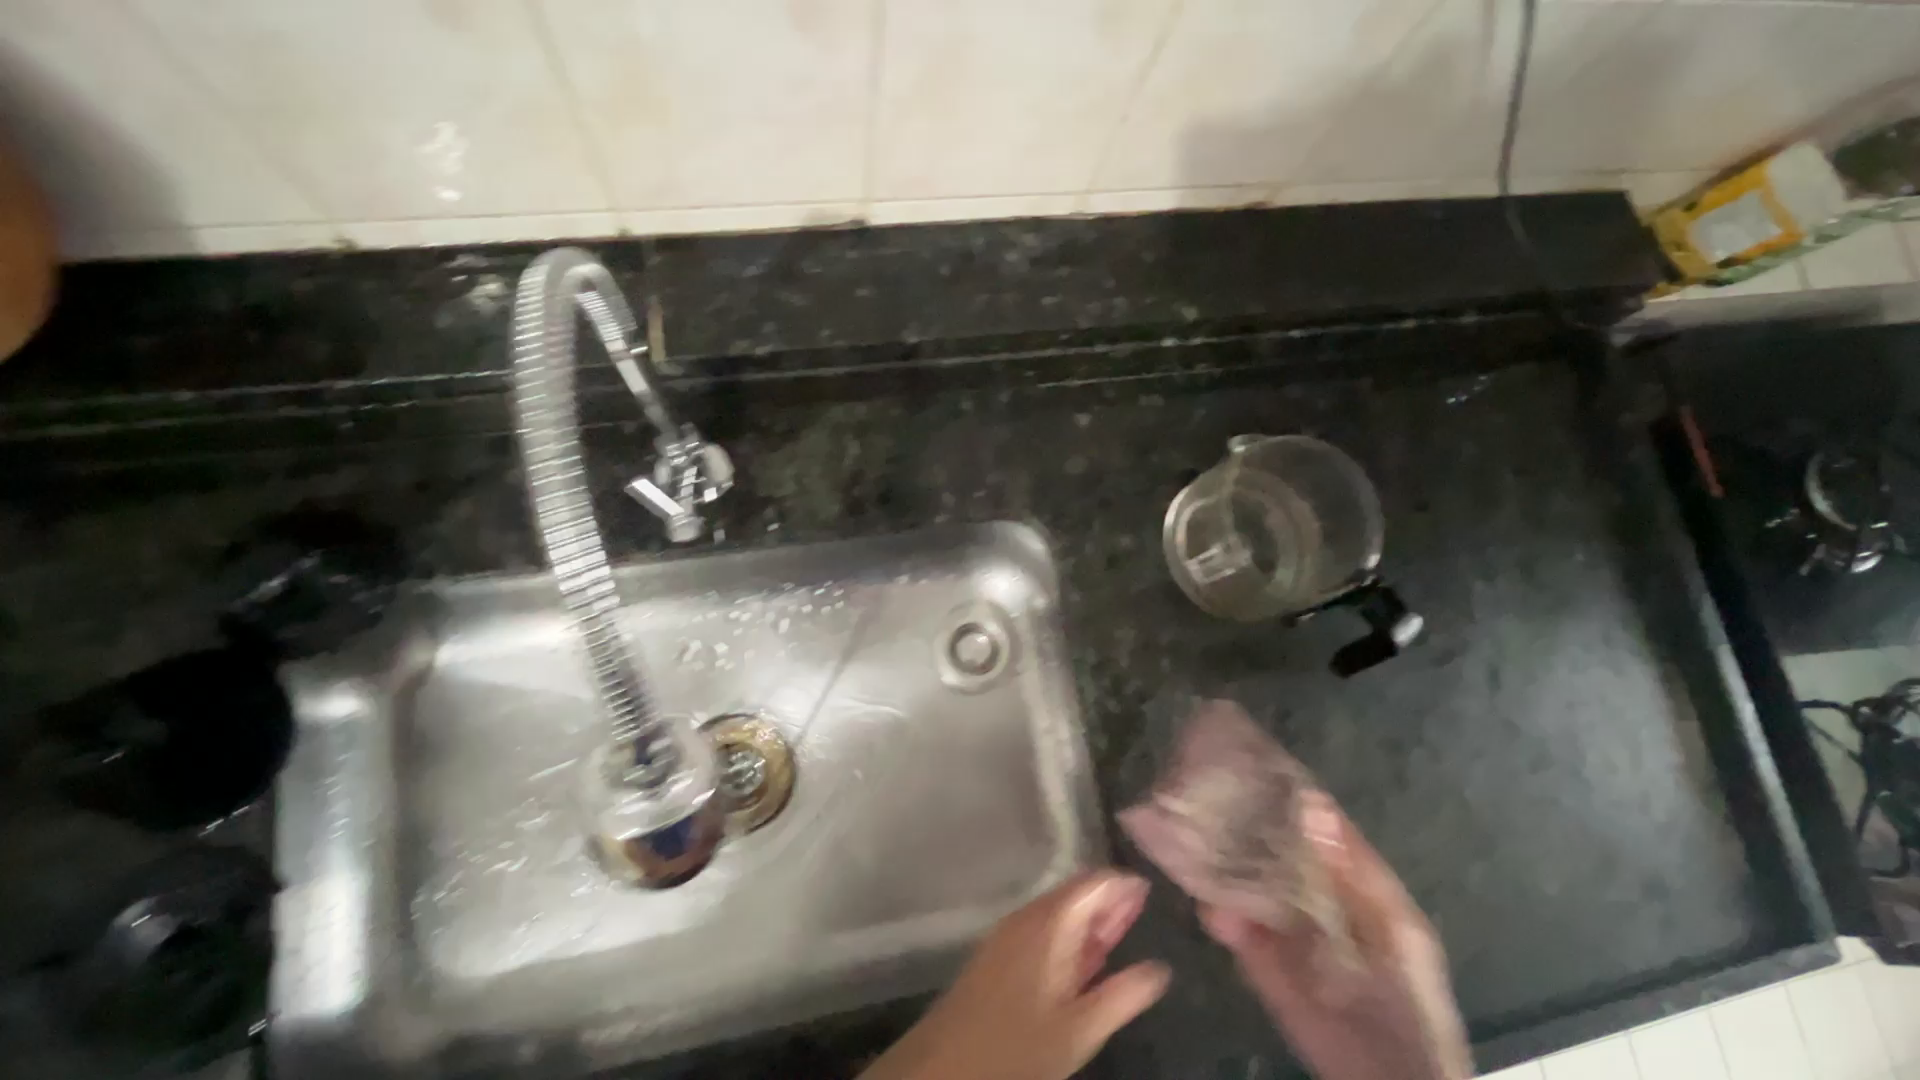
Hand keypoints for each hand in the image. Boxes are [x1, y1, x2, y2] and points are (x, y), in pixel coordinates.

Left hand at [860, 870, 1170, 1079]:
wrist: (944, 1064)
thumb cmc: (1017, 1047)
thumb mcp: (1080, 1028)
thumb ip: (1123, 995)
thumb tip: (1160, 969)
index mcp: (1050, 924)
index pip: (1092, 883)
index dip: (1122, 883)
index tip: (1149, 888)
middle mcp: (1027, 918)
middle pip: (1074, 895)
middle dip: (1108, 898)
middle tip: (1142, 904)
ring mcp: (1008, 933)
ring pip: (1057, 912)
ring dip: (1088, 917)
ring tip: (1122, 924)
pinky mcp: (997, 953)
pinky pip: (1041, 929)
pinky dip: (1067, 933)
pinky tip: (1083, 954)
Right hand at [1199, 810, 1471, 1079]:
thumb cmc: (1409, 1005)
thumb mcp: (1391, 930)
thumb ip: (1349, 872)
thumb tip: (1312, 804)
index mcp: (1360, 885)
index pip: (1320, 828)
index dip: (1289, 796)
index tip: (1253, 759)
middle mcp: (1319, 898)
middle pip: (1276, 851)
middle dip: (1244, 825)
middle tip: (1207, 796)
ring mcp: (1290, 932)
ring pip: (1249, 886)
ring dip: (1223, 868)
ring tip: (1193, 844)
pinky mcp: (1266, 966)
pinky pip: (1238, 930)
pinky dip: (1222, 916)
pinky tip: (1210, 908)